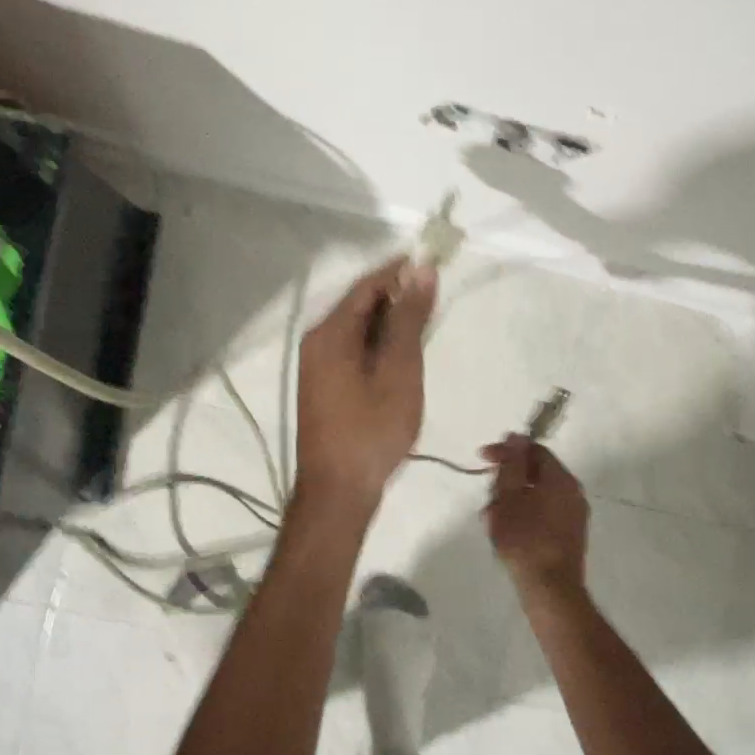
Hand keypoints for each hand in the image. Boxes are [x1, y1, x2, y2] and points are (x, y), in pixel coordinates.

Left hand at [294, 256, 437, 511]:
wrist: (337, 490)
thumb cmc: (371, 429)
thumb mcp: (399, 370)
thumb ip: (410, 319)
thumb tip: (422, 270)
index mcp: (330, 332)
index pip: (368, 285)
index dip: (400, 270)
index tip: (434, 263)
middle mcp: (317, 341)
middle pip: (360, 304)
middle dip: (398, 297)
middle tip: (436, 301)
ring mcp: (317, 365)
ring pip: (358, 329)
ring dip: (391, 324)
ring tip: (426, 329)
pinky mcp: (324, 385)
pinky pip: (352, 349)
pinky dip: (379, 346)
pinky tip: (403, 358)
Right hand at [482, 434, 588, 596]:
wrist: (550, 588)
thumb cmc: (524, 539)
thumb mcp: (509, 496)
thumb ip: (511, 464)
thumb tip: (516, 436)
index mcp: (561, 479)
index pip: (533, 450)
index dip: (506, 450)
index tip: (482, 459)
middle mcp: (573, 493)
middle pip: (535, 473)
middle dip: (506, 481)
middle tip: (487, 496)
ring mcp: (573, 516)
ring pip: (536, 495)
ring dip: (511, 500)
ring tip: (491, 519)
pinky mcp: (569, 536)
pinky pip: (543, 513)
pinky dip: (523, 515)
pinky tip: (506, 531)